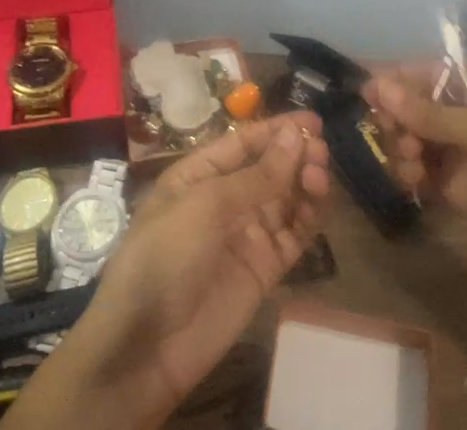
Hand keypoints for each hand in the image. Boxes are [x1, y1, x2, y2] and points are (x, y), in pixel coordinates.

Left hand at [3, 112, 331, 429]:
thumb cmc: (163, 259)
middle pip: (269, 169)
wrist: (147, 346)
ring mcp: (245, 236)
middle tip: (320, 153)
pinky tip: (318, 206)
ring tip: (318, 179)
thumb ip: (257, 175)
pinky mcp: (263, 270)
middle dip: (295, 156)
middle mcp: (223, 201)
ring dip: (305, 184)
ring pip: (286, 200)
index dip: (277, 129)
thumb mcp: (206, 207)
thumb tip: (296, 136)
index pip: (243, 142)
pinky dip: (309, 218)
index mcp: (197, 177)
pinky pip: (293, 236)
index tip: (314, 121)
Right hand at [363, 60, 466, 283]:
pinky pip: (428, 173)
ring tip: (405, 163)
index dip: (398, 77)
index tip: (362, 89)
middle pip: (421, 104)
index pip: (433, 70)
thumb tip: (377, 85)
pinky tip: (409, 182)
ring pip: (420, 140)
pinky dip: (412, 175)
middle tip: (386, 134)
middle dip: (398, 116)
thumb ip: (431, 113)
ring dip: (403, 147)